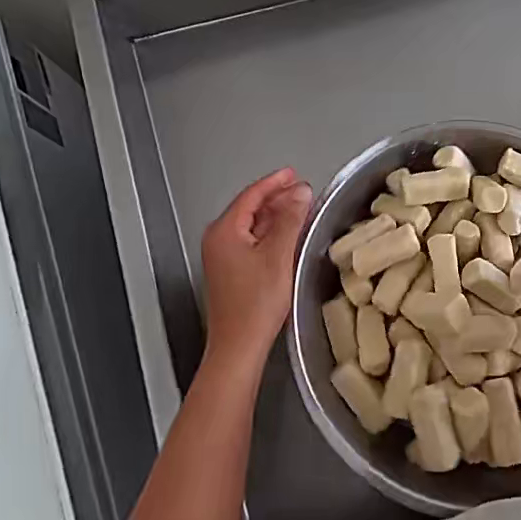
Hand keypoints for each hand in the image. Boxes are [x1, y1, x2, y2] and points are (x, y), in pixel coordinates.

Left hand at [201, 168, 312, 368]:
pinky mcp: (232, 272)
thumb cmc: (256, 303)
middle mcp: (218, 240)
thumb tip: (300, 191)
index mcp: (224, 231)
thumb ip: (291, 218)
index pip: (251, 195)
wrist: (239, 346)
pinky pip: (252, 242)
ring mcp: (223, 257)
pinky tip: (289, 237)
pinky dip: (272, 234)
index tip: (293, 173)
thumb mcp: (279, 254)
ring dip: (276, 216)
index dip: (274, 182)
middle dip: (277, 198)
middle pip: (250, 209)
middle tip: (302, 190)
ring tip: (301, 210)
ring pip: (252, 226)